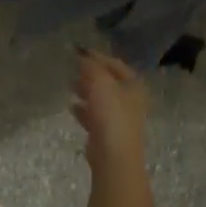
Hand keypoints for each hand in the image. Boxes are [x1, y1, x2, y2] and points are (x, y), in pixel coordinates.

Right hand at [71, 48, 149, 165]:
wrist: (113, 154)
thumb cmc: (111, 114)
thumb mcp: (100, 82)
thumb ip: (91, 66)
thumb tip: (82, 55)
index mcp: (135, 87)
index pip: (116, 65)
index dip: (98, 57)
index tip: (78, 52)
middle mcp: (131, 101)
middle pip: (110, 82)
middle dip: (91, 75)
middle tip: (73, 69)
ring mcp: (121, 119)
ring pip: (102, 99)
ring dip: (86, 91)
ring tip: (70, 86)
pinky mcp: (109, 133)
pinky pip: (95, 116)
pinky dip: (84, 110)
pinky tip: (72, 107)